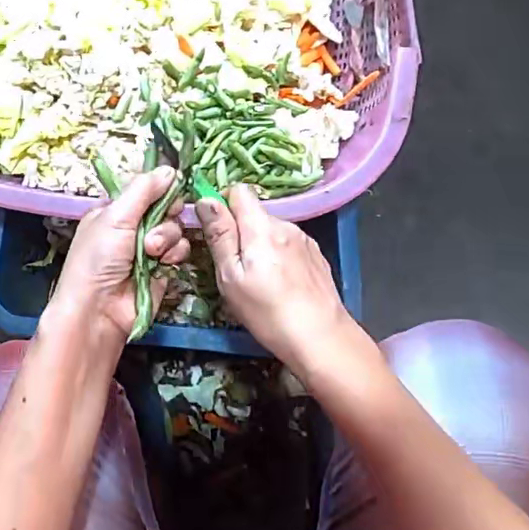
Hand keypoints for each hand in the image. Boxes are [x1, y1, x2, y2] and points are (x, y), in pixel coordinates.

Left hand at [43, 167, 190, 354]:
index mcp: (114, 210)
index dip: (159, 187)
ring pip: (175, 228)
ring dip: (167, 236)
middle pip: (165, 206)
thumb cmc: (98, 258)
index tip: (170, 186)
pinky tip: (164, 262)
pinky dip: (176, 253)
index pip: (144, 189)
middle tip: (162, 218)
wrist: (99, 310)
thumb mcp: (116, 216)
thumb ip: (144, 190)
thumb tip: (170, 169)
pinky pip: (181, 250)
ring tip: (151, 251)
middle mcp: (132, 227)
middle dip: (166, 213)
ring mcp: (148, 249)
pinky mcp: (163, 268)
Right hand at [195, 185, 357, 376]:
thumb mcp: (231, 277)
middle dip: (240, 231)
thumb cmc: (267, 312)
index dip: (223, 204)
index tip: (216, 231)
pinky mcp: (315, 255)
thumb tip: (206, 199)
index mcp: (261, 227)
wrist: (322, 339)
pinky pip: (287, 244)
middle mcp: (285, 225)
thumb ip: (219, 235)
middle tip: (234, 267)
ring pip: (270, 230)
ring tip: (258, 280)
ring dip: (259, 245)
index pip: (239, 190)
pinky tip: (280, 283)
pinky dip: (277, 255)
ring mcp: (304, 239)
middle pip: (254, 212)